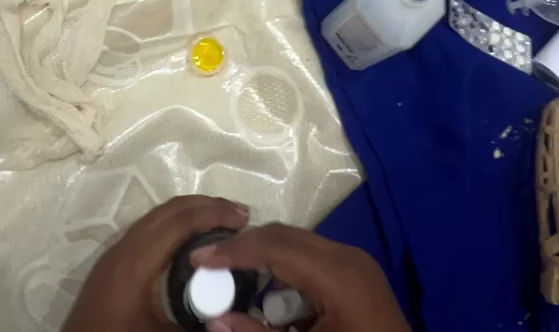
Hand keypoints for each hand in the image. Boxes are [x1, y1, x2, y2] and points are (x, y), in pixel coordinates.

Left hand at [60, 195, 249, 331]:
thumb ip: (195, 327)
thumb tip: (231, 320)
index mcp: (136, 262)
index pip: (181, 221)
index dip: (214, 214)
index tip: (243, 219)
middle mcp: (125, 247)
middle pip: (171, 209)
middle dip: (208, 205)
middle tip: (240, 214)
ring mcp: (117, 251)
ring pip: (160, 214)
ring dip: (192, 211)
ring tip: (222, 220)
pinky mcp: (114, 260)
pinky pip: (151, 226)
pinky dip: (177, 222)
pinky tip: (192, 237)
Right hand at [192, 224, 410, 331]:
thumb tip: (214, 322)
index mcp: (338, 275)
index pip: (276, 247)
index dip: (235, 250)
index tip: (200, 256)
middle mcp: (348, 257)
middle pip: (286, 237)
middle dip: (247, 248)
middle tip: (210, 262)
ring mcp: (357, 262)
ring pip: (300, 244)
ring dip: (267, 259)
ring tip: (235, 277)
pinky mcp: (359, 273)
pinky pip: (315, 259)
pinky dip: (289, 272)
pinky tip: (273, 298)